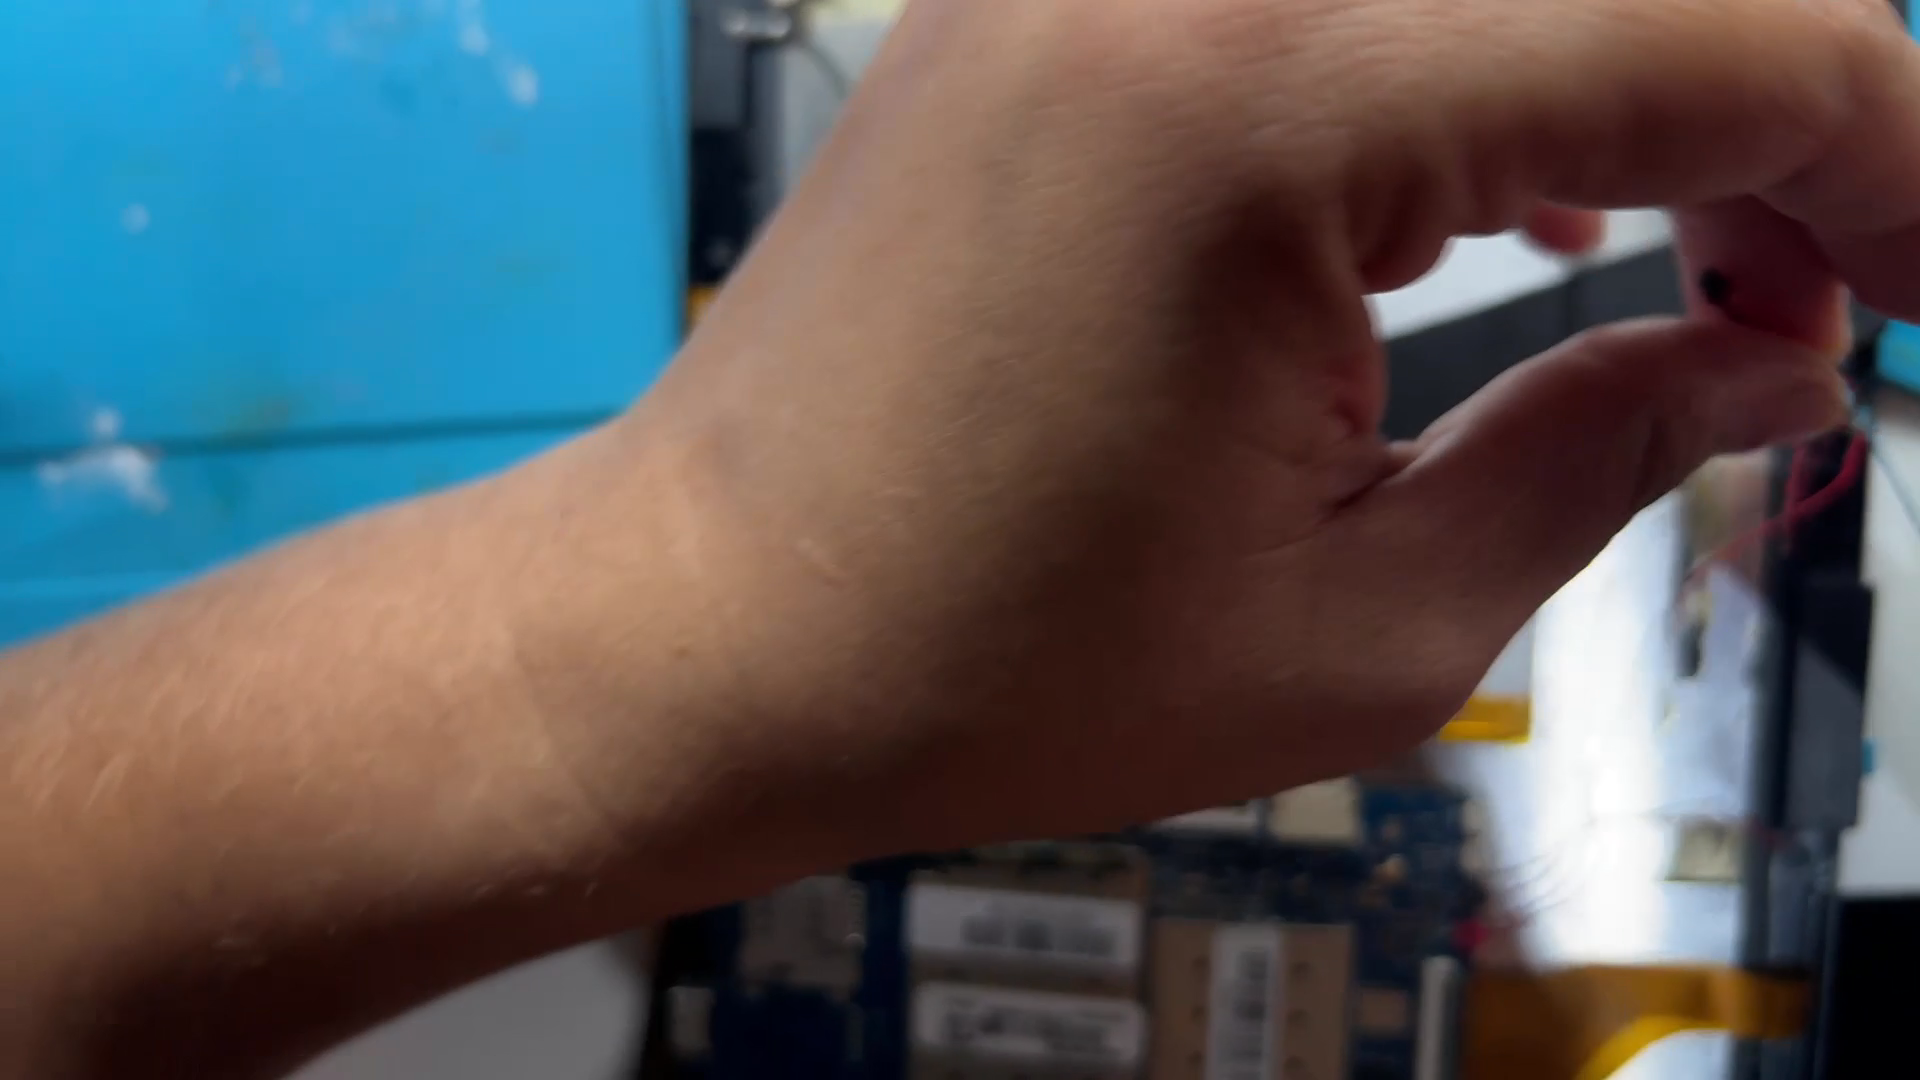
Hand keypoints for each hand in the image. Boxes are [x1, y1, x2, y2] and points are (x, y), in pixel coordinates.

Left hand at [603, 0, 1916, 860]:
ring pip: (1384, 8)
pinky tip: (1383, 215)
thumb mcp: (1339, 640)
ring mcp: (1034, 5)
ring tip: (1599, 250)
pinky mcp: (976, 62)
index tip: (1899, 287)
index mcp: (1254, 116)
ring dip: (1536, 96)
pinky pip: (1242, 29)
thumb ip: (1583, 471)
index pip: (1713, 45)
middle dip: (1715, 110)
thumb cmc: (976, 672)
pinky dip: (1366, 97)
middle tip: (1761, 281)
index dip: (1882, 163)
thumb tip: (1748, 368)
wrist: (730, 642)